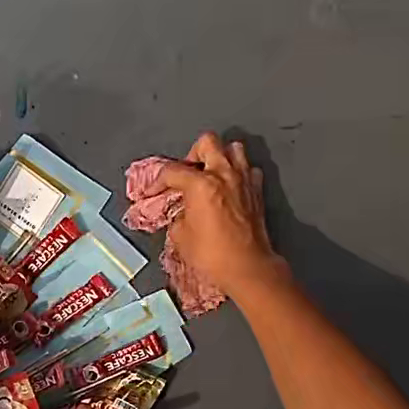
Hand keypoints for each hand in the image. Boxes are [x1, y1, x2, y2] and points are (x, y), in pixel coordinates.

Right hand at [157, 132, 286, 296]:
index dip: (157, 181)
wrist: (246, 266)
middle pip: (206, 143)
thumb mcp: (181, 237)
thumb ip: (177, 216)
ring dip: (219, 157)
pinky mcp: (257, 190)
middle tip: (187, 174)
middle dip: (192, 155)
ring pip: (232, 148)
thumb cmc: (211, 254)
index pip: (172, 171)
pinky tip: (229, 188)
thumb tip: (181, 213)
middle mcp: (223, 174)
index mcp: (200, 184)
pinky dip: (237, 173)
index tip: (152, 192)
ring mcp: (243, 179)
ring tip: (210, 175)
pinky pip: (247, 169)